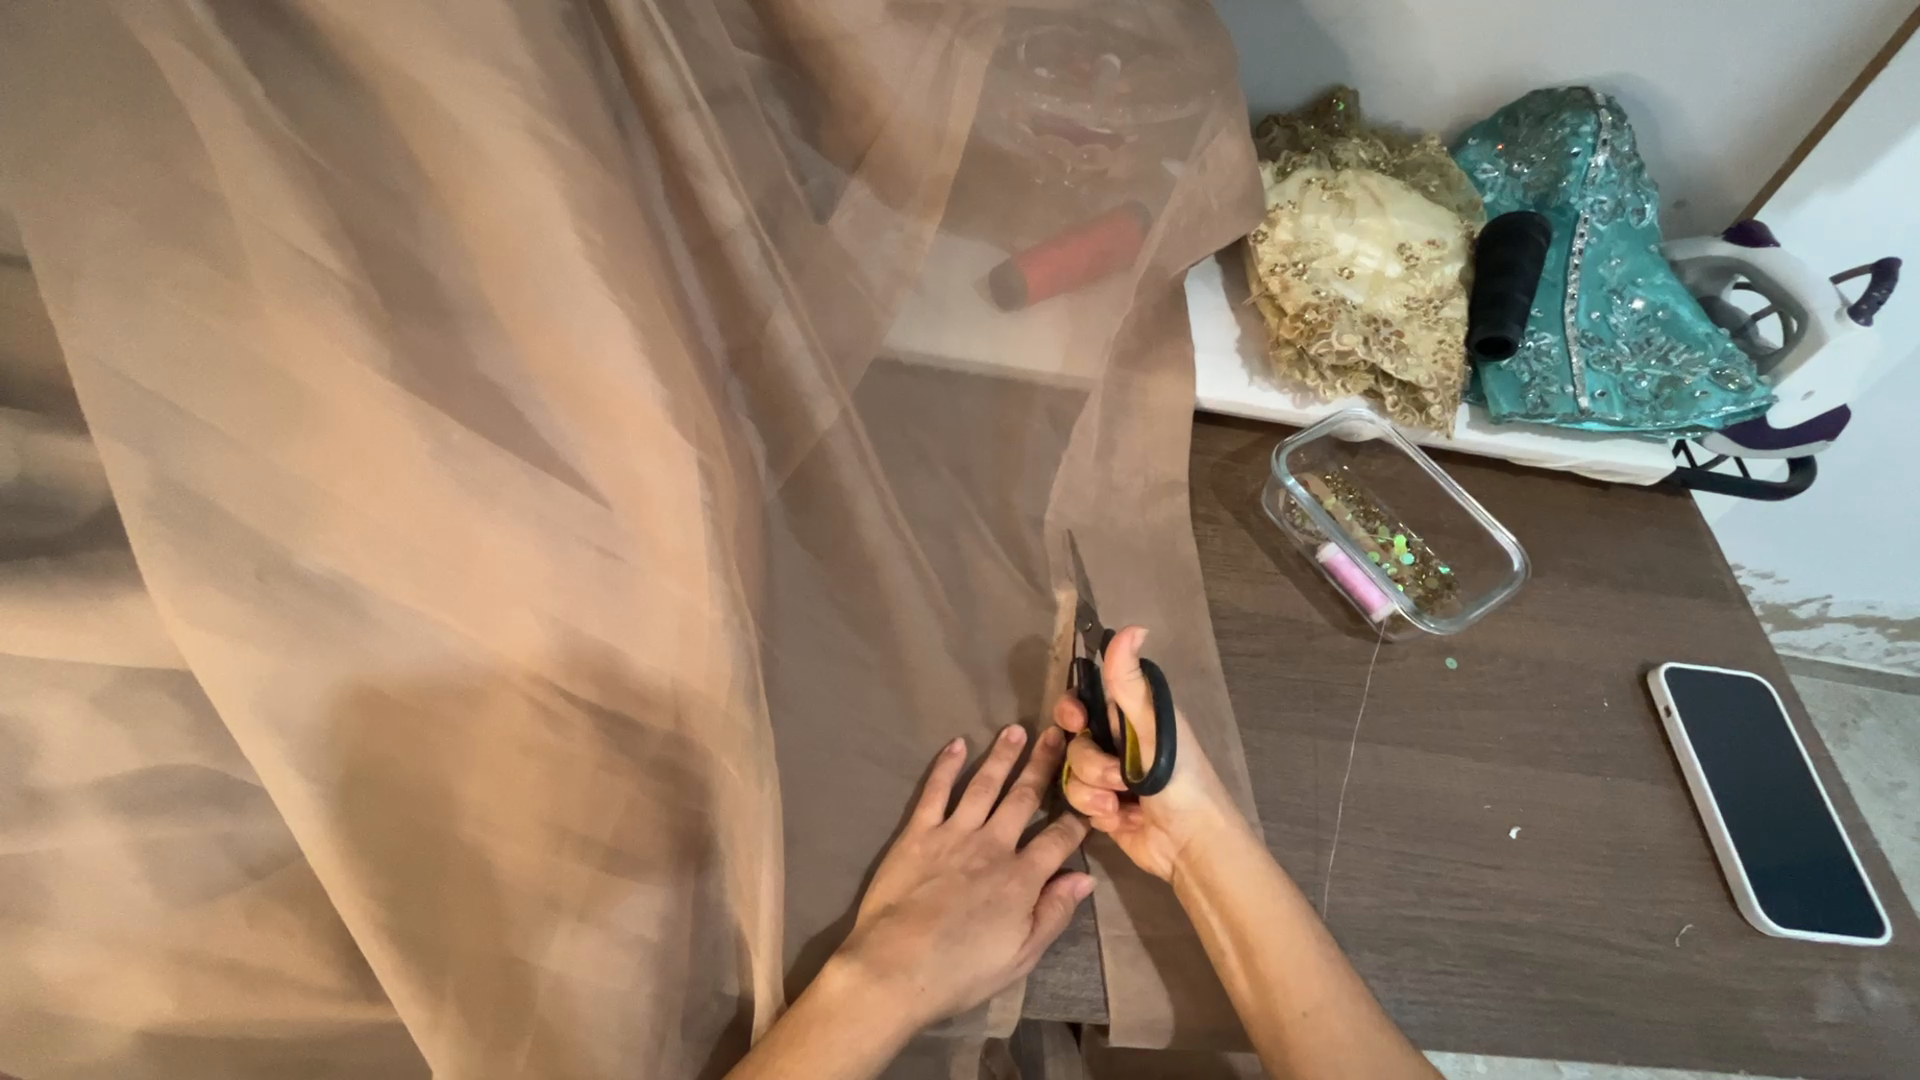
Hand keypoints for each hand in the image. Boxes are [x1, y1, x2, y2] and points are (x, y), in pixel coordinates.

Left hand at [830, 724, 1093, 1036]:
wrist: (896, 967)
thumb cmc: (961, 971)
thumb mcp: (1020, 957)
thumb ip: (1053, 913)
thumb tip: (1085, 879)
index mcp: (1020, 878)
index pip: (1059, 839)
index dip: (1077, 819)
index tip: (1087, 796)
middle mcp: (992, 845)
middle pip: (1024, 798)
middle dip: (1043, 766)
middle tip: (1056, 736)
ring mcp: (954, 833)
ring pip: (985, 785)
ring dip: (1002, 756)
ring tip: (1016, 730)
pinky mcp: (919, 831)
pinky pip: (936, 791)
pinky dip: (947, 766)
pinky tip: (957, 744)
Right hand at [1056, 625, 1244, 881]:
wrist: (1190, 844)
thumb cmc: (1179, 778)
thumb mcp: (1153, 724)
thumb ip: (1130, 680)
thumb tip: (1133, 626)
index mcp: (1131, 716)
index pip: (1083, 699)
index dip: (1071, 709)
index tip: (1078, 721)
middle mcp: (1117, 742)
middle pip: (1073, 739)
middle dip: (1088, 760)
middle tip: (1111, 773)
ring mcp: (1108, 776)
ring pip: (1072, 772)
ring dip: (1095, 789)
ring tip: (1122, 801)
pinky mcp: (1102, 807)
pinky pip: (1077, 800)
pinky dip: (1098, 811)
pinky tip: (1121, 818)